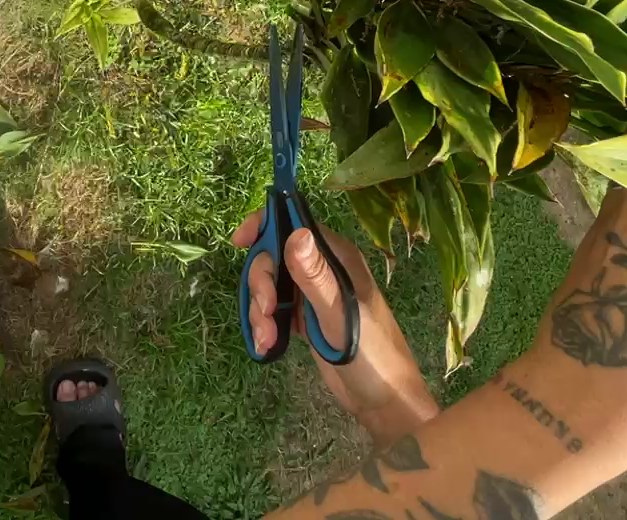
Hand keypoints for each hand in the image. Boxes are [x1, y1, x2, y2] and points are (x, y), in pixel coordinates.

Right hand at [232, 212, 439, 448]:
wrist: (384, 403)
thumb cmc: (372, 353)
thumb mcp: (340, 314)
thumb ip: (316, 275)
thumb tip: (296, 233)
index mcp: (336, 257)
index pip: (295, 223)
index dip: (265, 226)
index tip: (241, 242)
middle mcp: (322, 268)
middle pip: (274, 256)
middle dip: (261, 282)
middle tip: (263, 311)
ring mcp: (311, 293)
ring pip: (270, 284)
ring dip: (259, 309)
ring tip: (266, 338)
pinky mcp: (303, 317)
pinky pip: (273, 308)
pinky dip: (265, 323)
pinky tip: (266, 345)